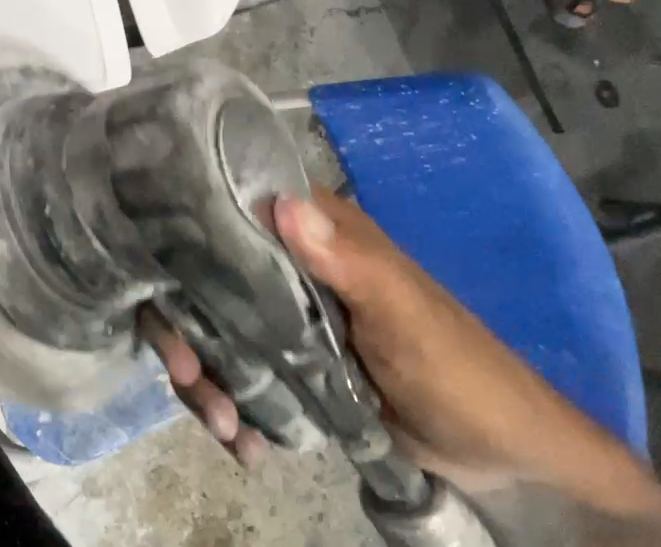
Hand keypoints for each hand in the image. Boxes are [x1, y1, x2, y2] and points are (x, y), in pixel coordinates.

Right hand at [151, 188, 660, 518]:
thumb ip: (347, 261)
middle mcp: (277, 267)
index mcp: (306, 236)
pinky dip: (223, 407)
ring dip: (200, 378)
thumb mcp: (406, 314)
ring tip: (224, 425)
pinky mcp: (276, 364)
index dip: (174, 235)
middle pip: (192, 279)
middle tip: (185, 372)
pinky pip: (227, 375)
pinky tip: (242, 440)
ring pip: (201, 331)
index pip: (218, 211)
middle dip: (177, 330)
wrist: (506, 456)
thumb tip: (284, 203)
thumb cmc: (462, 369)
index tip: (155, 276)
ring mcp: (273, 318)